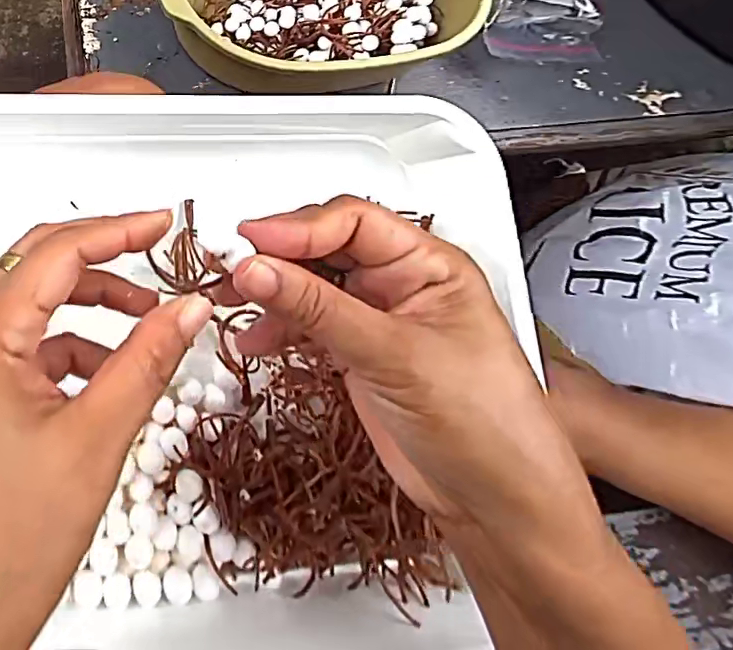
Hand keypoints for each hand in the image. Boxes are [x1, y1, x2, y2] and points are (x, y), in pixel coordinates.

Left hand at [0, 212, 213, 649]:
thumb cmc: (1, 541)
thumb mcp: (95, 438)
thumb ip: (146, 361)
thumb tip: (185, 310)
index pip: (59, 250)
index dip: (117, 229)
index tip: (159, 222)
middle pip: (43, 261)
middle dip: (103, 251)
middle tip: (152, 245)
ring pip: (42, 300)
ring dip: (95, 300)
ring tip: (146, 318)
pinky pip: (37, 340)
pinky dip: (79, 341)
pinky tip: (113, 368)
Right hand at [219, 195, 584, 531]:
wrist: (499, 510)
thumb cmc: (488, 430)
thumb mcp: (393, 355)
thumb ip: (317, 308)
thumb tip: (257, 269)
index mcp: (428, 263)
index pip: (351, 222)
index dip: (297, 226)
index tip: (252, 240)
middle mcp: (398, 281)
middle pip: (322, 246)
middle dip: (275, 256)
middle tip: (233, 268)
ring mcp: (374, 315)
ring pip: (307, 282)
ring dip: (268, 291)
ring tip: (233, 300)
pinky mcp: (354, 348)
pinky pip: (303, 320)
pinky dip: (275, 327)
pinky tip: (255, 339)